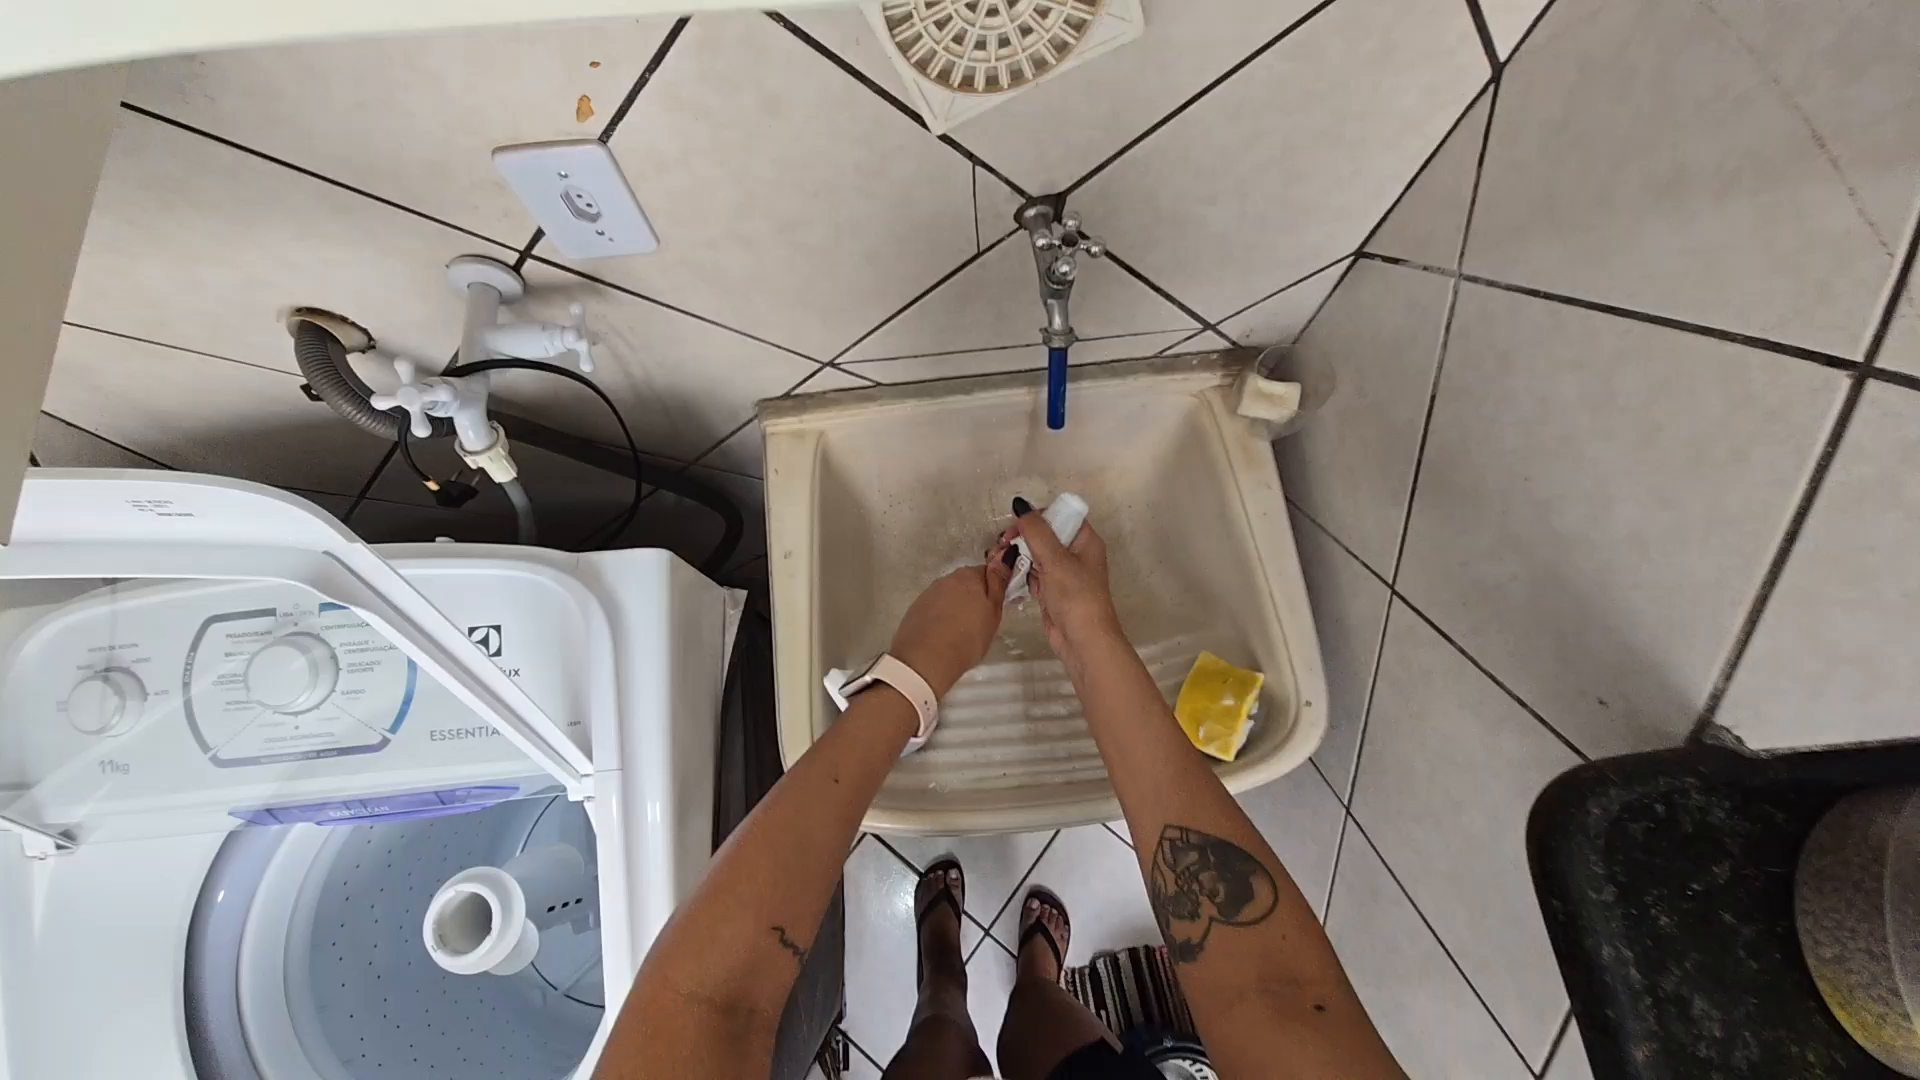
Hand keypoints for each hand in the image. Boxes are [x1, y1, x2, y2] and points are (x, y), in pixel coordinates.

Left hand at [889, 559, 1012, 697]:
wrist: (926, 660)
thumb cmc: (968, 638)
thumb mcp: (993, 612)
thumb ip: (998, 583)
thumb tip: (1005, 555)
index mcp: (968, 576)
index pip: (987, 572)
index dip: (993, 589)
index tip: (994, 608)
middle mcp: (946, 579)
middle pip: (966, 583)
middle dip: (973, 598)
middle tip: (979, 622)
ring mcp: (928, 593)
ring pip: (949, 596)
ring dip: (956, 607)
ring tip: (960, 632)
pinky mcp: (915, 609)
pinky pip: (934, 608)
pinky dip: (941, 617)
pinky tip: (944, 635)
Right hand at [1007, 509, 1120, 660]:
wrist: (1083, 641)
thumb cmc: (1075, 596)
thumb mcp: (1055, 558)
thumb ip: (1035, 531)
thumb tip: (1020, 504)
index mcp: (1085, 540)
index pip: (1059, 515)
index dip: (1037, 516)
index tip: (1015, 524)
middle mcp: (1075, 554)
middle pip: (1044, 534)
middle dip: (1022, 537)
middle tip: (1002, 543)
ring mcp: (1063, 574)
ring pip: (1036, 555)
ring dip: (1019, 556)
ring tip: (1000, 559)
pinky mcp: (1052, 591)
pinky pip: (1033, 575)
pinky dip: (1022, 574)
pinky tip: (1009, 576)